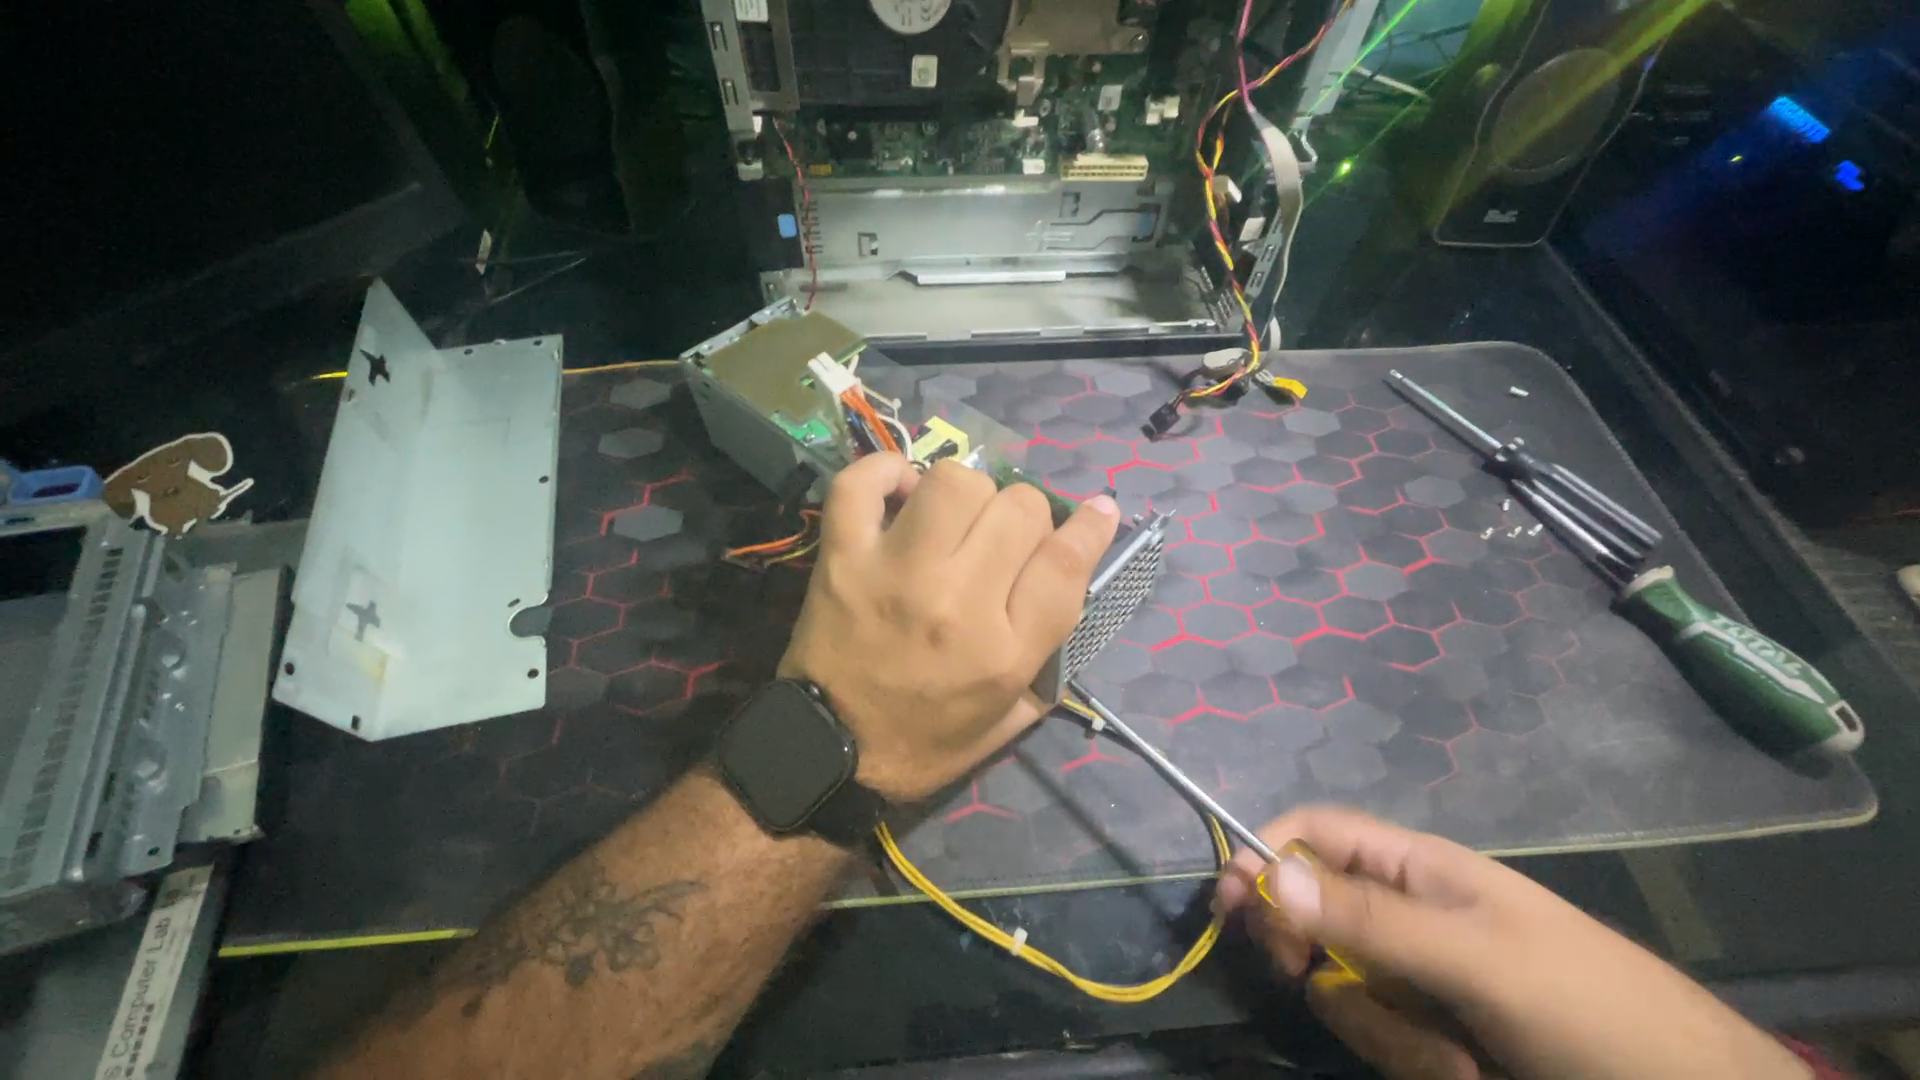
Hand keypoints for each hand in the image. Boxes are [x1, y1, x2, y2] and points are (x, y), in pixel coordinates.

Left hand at [780, 454, 1119, 801]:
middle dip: (1024, 516)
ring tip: (953, 518)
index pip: (1066, 564)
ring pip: (954, 483)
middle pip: (1019, 510)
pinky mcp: (843, 558)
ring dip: (966, 492)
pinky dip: (884, 471)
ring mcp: (896, 573)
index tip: (1098, 510)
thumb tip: (1073, 579)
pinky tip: (902, 488)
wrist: (830, 751)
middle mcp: (957, 602)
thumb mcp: (1008, 720)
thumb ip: (1050, 656)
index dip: (1090, 527)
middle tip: (1001, 538)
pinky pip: (862, 484)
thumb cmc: (924, 742)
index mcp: (1005, 652)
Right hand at [1214, 807, 1809, 1079]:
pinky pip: (1373, 1033)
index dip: (1265, 854)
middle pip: (1309, 913)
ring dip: (1381, 1027)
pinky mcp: (1424, 1034)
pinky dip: (1405, 1057)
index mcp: (1413, 867)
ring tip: (1454, 1057)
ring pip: (1337, 985)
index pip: (1314, 833)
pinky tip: (1460, 1070)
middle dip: (1314, 955)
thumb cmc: (1587, 1010)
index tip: (1228, 901)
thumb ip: (1368, 920)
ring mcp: (1412, 977)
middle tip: (1313, 980)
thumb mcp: (1476, 960)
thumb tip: (1265, 875)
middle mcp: (1401, 914)